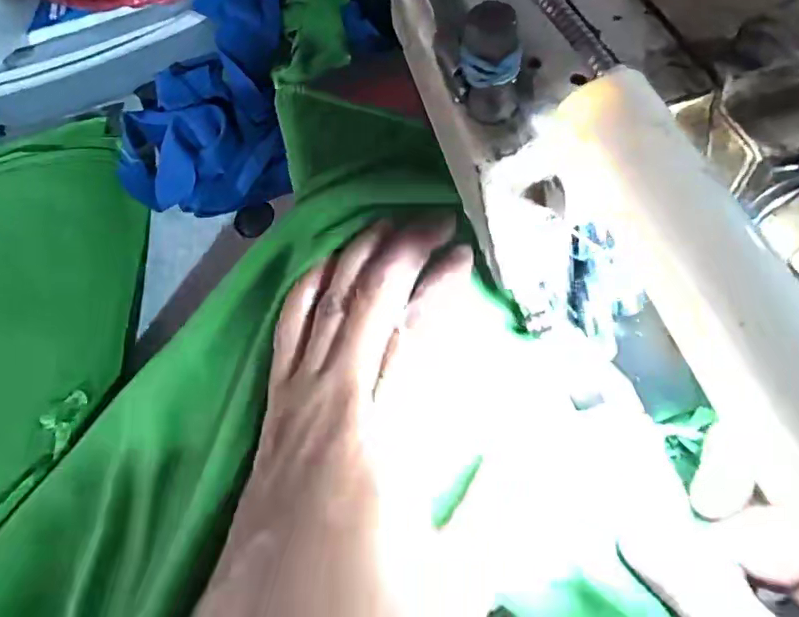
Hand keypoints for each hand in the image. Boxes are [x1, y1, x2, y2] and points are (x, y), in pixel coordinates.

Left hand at [194, 215, 490, 616]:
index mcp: (372, 432)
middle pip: (364, 300)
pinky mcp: (272, 411)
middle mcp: (327, 398)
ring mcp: (292, 400)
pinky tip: (322, 269)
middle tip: (435, 220)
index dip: (439, 284)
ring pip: (323, 303)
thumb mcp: (446, 584)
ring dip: (355, 256)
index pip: (411, 329)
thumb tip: (525, 441)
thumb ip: (493, 511)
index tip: (464, 253)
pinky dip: (307, 288)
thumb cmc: (356, 611)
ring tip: (386, 225)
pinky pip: (286, 329)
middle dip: (401, 250)